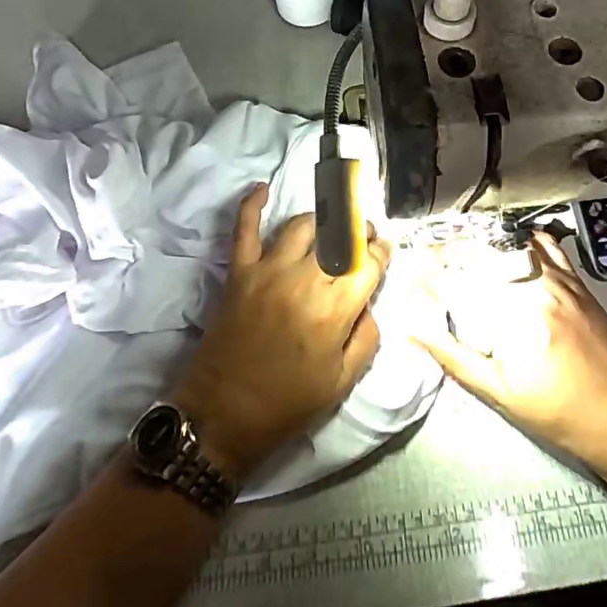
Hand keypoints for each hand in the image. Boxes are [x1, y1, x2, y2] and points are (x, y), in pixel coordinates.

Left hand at [174, 183, 390, 481]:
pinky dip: (252, 204)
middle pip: (342, 236)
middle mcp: (306, 280)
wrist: (221, 419)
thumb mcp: (344, 381)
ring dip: (323, 222)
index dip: (382, 251)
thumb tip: (367, 303)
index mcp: (336, 309)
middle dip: (359, 232)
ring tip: (329, 231)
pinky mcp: (238, 273)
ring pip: (303, 225)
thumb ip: (367, 336)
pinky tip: (263, 187)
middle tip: (362, 239)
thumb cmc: (288, 405)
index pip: (370, 261)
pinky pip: (244, 228)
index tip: (384, 249)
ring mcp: (268, 271)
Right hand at [412, 233, 606, 484]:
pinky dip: (523, 240)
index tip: (413, 276)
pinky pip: (548, 247)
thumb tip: (416, 333)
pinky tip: (507, 246)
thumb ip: (456, 357)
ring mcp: (562, 280)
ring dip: (483, 242)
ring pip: (514, 243)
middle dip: (453, 251)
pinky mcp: (578, 282)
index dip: (431, 274)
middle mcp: (539, 287)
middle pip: (486, 252)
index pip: (462, 280)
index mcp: (517, 316)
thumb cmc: (561, 413)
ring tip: (460, 250)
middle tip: (431, 259)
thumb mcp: (501, 393)